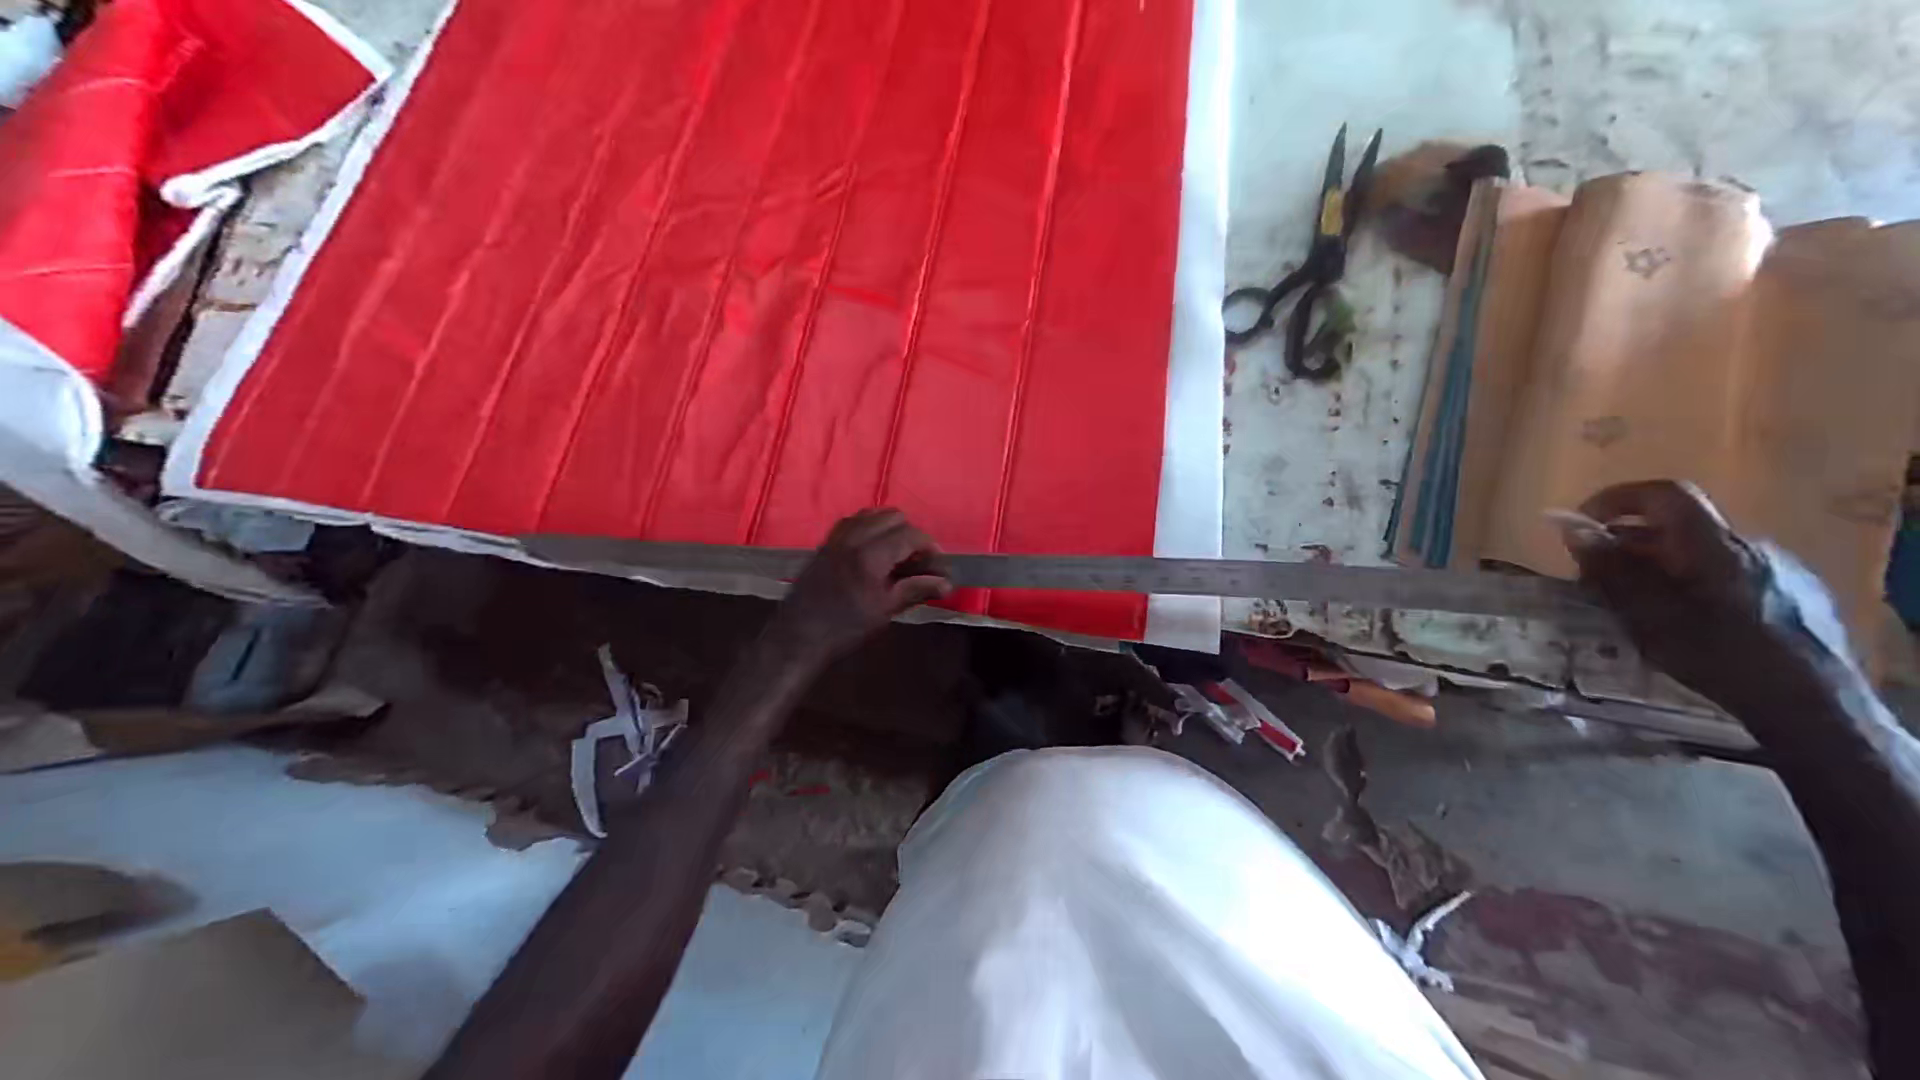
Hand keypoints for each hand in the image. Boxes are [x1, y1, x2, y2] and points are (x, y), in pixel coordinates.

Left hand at [767, 508, 951, 663]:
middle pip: (893, 516)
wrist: (799, 635)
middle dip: (911, 534)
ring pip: (872, 514)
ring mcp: (837, 537)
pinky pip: (853, 521)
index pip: (910, 535)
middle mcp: (854, 537)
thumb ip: (916, 589)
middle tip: (918, 560)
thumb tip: (947, 583)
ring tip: (897, 552)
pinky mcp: (826, 542)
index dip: (930, 546)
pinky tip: (873, 548)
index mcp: (871, 554)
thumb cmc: (846, 628)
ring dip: (890, 527)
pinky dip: (869, 527)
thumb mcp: (885, 610)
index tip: (938, 564)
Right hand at [1556, 480, 1805, 706]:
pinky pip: (1728, 573)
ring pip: (1701, 552)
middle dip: (1628, 543)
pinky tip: (1686, 620)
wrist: (1813, 704)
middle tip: (1596, 577)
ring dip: (1659, 566)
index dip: (1617, 499)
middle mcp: (1750, 545)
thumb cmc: (1718, 654)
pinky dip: (1691, 583)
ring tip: (1635, 604)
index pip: (1664, 494)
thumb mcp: (1646, 613)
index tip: (1584, 524)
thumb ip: (1608, 567)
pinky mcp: (1797, 594)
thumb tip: (1571, 526)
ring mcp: (1779, 569)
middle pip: (1678, 526)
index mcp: (1713, 545)